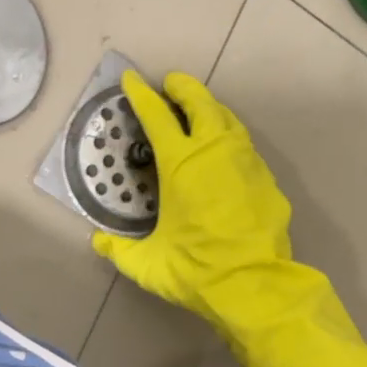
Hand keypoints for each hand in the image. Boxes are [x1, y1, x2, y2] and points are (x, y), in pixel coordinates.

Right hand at [91, 71, 295, 318]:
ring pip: (228, 121)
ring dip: (211, 111)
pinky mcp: (266, 181)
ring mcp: (246, 162)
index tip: (132, 81)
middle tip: (172, 85)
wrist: (253, 285)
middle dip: (184, 88)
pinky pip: (245, 149)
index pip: (156, 117)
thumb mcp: (147, 266)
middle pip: (200, 102)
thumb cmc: (195, 270)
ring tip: (200, 113)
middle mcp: (215, 151)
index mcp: (181, 164)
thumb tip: (100, 242)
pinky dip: (230, 141)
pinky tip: (225, 154)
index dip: (141, 96)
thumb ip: (120, 251)